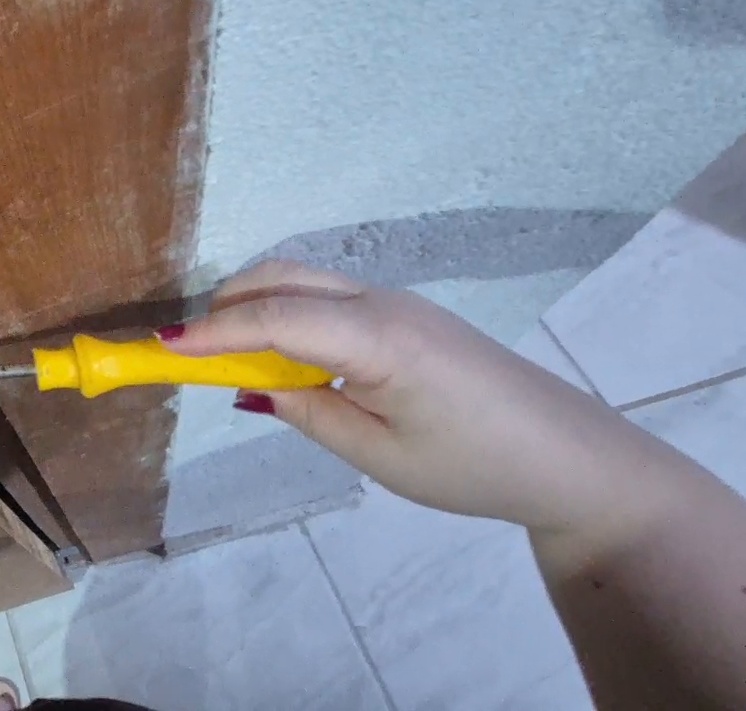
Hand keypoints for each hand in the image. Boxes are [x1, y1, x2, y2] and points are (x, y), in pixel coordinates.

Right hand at [160, 261, 694, 550]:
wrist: (581, 463)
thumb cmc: (476, 468)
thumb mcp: (379, 455)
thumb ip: (305, 411)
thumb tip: (247, 389)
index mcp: (380, 339)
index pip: (276, 318)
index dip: (215, 330)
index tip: (165, 344)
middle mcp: (382, 302)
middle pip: (280, 277)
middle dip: (225, 302)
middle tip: (191, 346)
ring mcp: (394, 300)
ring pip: (299, 277)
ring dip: (252, 302)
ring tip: (230, 350)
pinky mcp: (400, 310)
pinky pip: (322, 293)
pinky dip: (282, 308)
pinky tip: (281, 352)